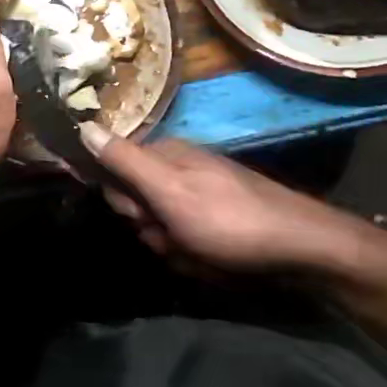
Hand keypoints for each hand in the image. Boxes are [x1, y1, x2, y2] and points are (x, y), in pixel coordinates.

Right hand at [82, 127, 383, 275]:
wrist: (303, 251)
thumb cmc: (229, 220)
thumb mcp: (168, 189)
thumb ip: (124, 160)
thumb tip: (82, 125)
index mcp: (165, 155)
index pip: (114, 171)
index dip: (122, 199)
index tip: (143, 214)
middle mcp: (179, 170)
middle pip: (135, 203)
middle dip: (150, 227)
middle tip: (175, 236)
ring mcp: (199, 197)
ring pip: (158, 228)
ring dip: (172, 247)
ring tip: (200, 253)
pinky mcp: (216, 222)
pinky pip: (184, 241)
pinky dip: (193, 256)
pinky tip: (213, 261)